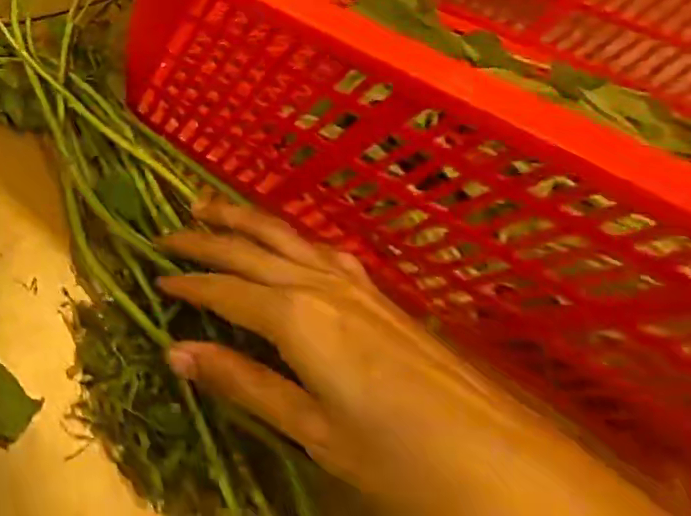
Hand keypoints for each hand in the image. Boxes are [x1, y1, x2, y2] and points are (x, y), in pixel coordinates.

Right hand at [159, 198, 666, 515]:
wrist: (535, 486)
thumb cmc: (412, 464)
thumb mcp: (319, 436)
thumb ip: (245, 384)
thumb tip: (174, 352)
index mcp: (294, 317)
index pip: (221, 287)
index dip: (185, 282)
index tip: (155, 280)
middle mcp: (318, 287)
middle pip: (246, 249)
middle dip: (201, 238)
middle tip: (163, 233)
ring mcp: (356, 288)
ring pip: (283, 235)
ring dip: (240, 218)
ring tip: (207, 204)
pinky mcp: (385, 300)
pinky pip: (320, 249)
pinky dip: (287, 234)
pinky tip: (287, 240)